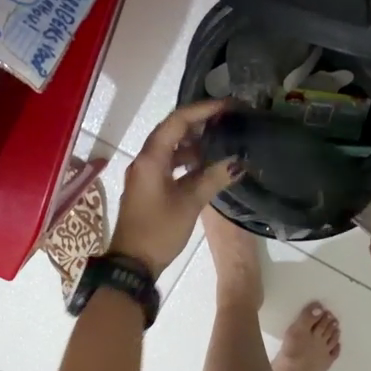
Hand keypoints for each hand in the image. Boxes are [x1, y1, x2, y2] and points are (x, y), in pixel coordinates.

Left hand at [109, 100, 238, 276]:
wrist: (132, 264)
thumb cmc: (159, 231)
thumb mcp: (190, 204)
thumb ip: (213, 178)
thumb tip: (238, 161)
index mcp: (151, 158)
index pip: (177, 121)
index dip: (203, 110)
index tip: (228, 107)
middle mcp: (145, 160)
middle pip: (172, 131)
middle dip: (200, 123)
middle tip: (228, 121)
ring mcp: (145, 174)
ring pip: (171, 148)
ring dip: (195, 144)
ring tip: (222, 142)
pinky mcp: (149, 188)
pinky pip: (169, 164)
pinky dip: (188, 161)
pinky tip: (207, 166)